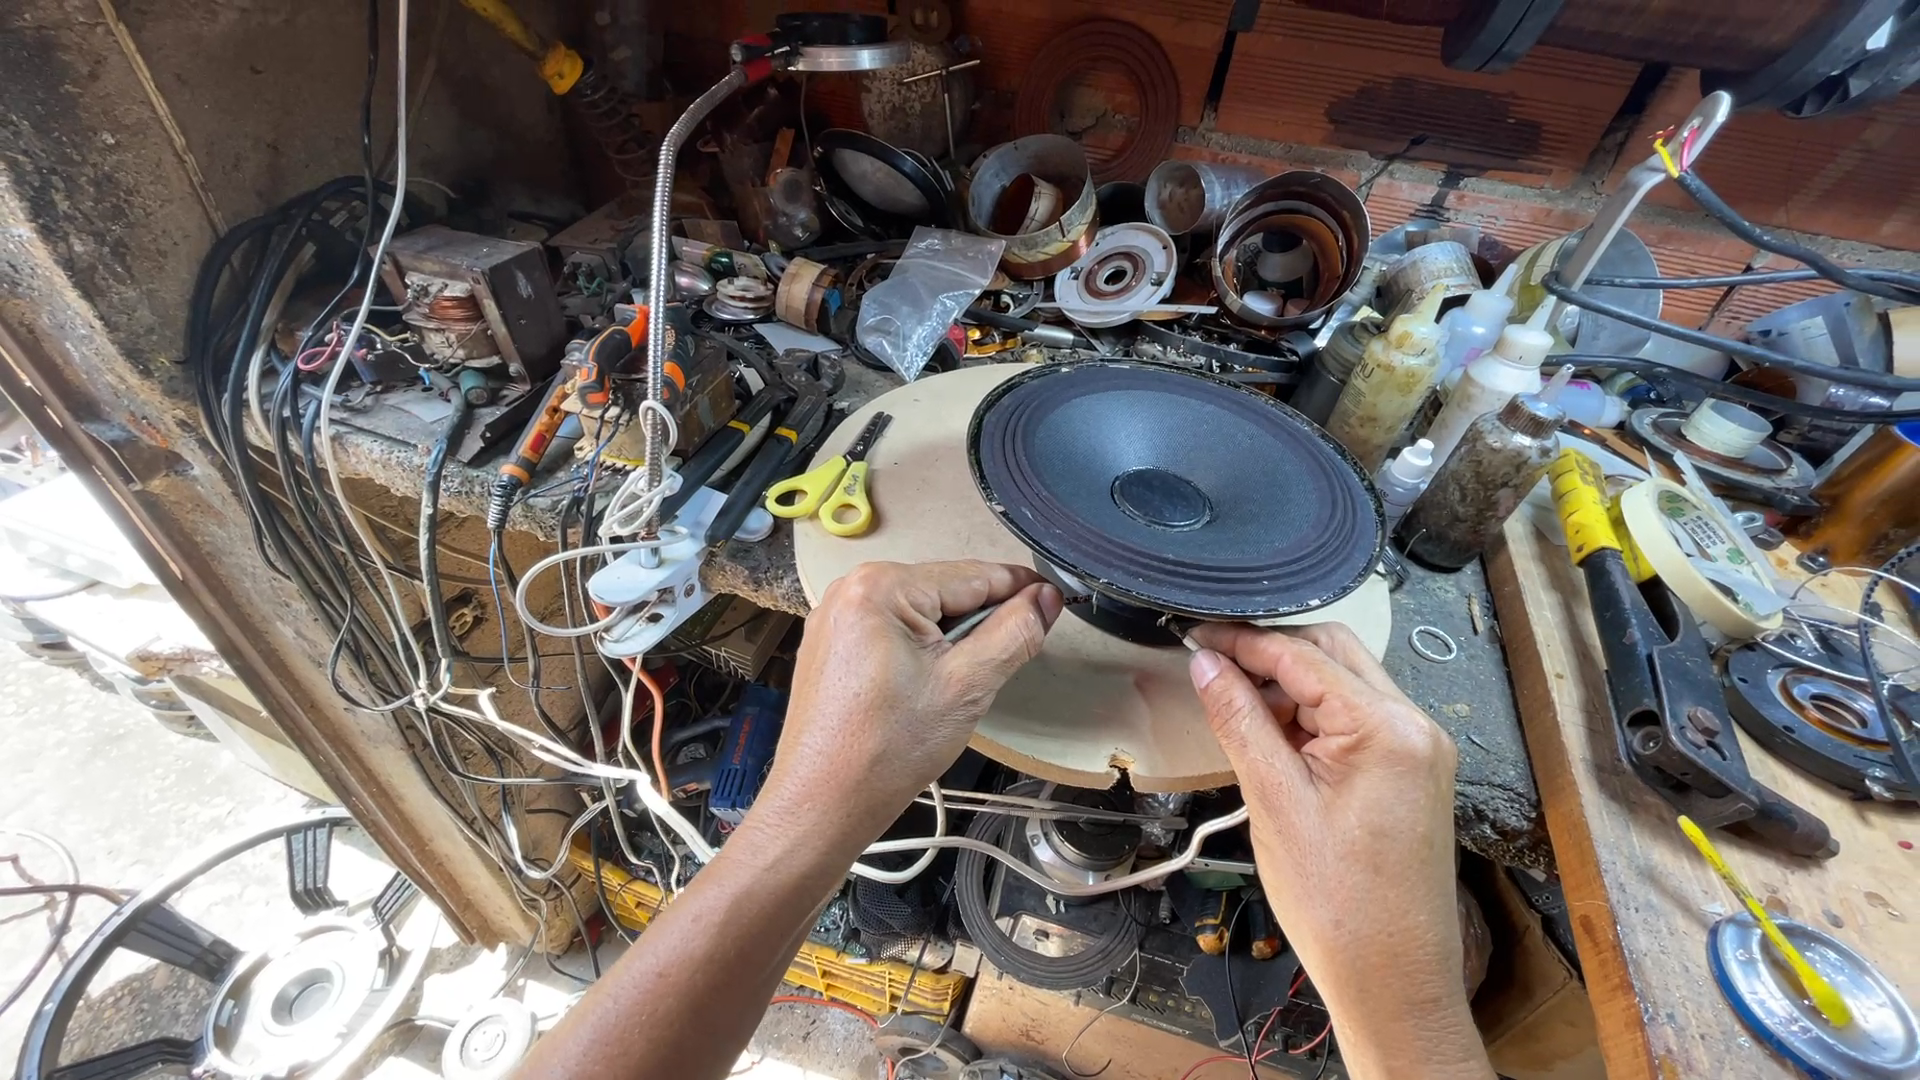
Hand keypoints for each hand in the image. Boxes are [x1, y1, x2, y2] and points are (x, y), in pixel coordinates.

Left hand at [757, 560, 1062, 845]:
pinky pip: (893, 627)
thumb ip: (1013, 633)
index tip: (1058, 601)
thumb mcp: (967, 686)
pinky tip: (924, 686)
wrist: (820, 804)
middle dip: (982, 620)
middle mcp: (852, 587)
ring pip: (921, 610)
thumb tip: (1046, 597)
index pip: (973, 574)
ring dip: (953, 636)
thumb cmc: (888, 749)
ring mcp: (836, 615)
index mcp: (882, 586)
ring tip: (959, 683)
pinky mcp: (831, 642)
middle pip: (945, 589)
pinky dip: (921, 647)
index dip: (1022, 588)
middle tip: (1003, 663)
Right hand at [1189, 623, 1490, 1078]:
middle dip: (1268, 651)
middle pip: (1332, 653)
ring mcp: (1416, 749)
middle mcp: (1414, 726)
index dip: (1241, 640)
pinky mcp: (1406, 771)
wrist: (1392, 984)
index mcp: (1388, 729)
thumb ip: (1239, 719)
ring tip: (1232, 699)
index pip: (1304, 655)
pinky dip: (1306, 713)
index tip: (1193, 634)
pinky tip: (1267, 728)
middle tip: (1210, 660)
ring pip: (1341, 682)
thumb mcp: (1273, 800)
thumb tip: (1204, 662)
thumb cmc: (1334, 901)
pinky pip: (1350, 717)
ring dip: (1286, 682)